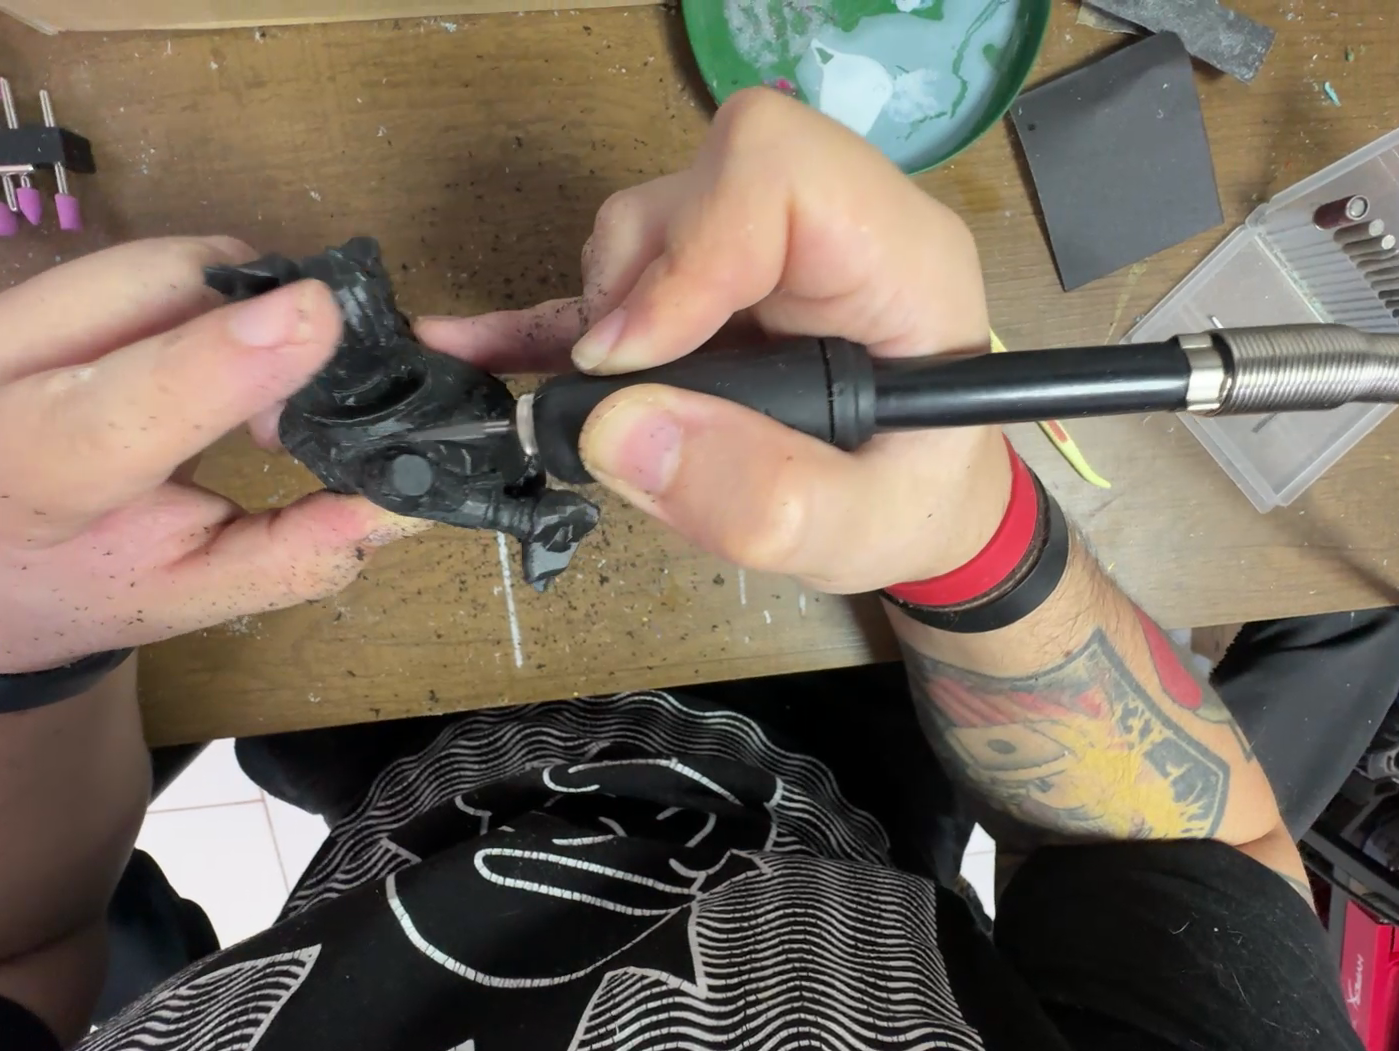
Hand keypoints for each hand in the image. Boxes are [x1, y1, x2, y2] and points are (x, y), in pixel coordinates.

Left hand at [0, 237, 426, 674]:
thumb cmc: (97, 589)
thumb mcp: (205, 595)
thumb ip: (301, 554)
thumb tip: (405, 500)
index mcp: (24, 480)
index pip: (125, 409)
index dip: (224, 356)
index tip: (322, 314)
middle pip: (152, 287)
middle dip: (262, 313)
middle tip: (315, 385)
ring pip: (159, 261)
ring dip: (246, 304)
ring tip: (269, 385)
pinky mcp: (14, 291)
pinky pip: (151, 266)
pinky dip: (221, 299)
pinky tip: (228, 356)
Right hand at [418, 89, 1011, 593]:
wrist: (915, 502)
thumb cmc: (914, 509)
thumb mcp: (862, 530)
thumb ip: (766, 497)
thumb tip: (617, 431)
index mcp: (896, 261)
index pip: (777, 172)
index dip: (686, 250)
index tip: (630, 360)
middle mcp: (827, 234)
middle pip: (695, 186)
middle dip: (631, 288)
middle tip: (616, 388)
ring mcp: (760, 261)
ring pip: (645, 227)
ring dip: (602, 314)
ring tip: (611, 402)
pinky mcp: (708, 301)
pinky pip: (619, 286)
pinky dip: (551, 322)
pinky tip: (482, 349)